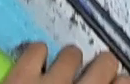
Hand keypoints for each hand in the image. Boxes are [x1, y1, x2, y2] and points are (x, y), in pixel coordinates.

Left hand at [1, 42, 129, 83]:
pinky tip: (33, 72)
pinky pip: (38, 49)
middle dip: (101, 71)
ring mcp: (52, 83)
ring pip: (73, 53)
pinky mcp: (22, 76)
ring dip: (68, 66)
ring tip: (60, 78)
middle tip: (90, 83)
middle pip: (107, 62)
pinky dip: (36, 59)